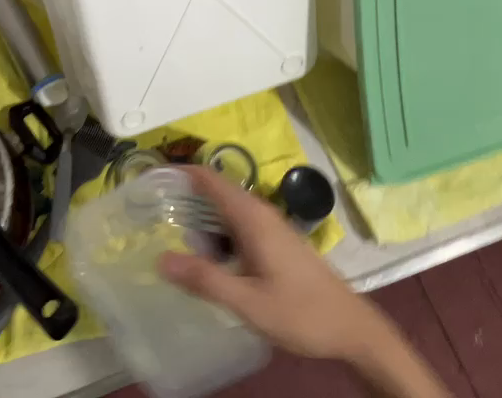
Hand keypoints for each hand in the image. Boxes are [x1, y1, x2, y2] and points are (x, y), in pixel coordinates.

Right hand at [157, 164, 391, 361]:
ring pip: (227, 210)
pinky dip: (215, 230)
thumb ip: (205, 279)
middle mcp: (261, 213)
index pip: (209, 178)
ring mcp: (271, 228)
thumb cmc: (301, 313)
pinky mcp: (276, 243)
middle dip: (183, 194)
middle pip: (215, 191)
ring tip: (167, 230)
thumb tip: (160, 259)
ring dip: (199, 214)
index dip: (179, 172)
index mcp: (252, 217)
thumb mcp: (248, 302)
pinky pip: (237, 225)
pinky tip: (204, 255)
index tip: (150, 179)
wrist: (352, 329)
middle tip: (149, 210)